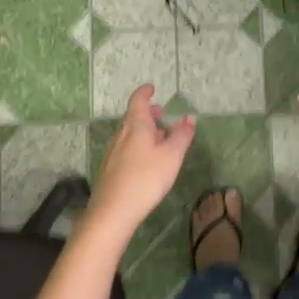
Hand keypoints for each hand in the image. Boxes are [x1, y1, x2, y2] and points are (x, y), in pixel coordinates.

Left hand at [89, 84, 195, 238]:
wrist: (113, 210)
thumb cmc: (145, 178)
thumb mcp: (171, 156)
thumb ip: (181, 136)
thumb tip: (189, 118)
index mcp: (135, 125)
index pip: (138, 101)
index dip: (145, 92)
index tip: (152, 88)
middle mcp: (121, 134)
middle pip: (133, 117)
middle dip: (148, 113)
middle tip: (161, 114)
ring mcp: (112, 151)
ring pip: (129, 133)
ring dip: (143, 130)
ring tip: (158, 138)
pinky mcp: (109, 168)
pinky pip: (125, 148)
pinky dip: (137, 144)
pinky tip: (145, 160)